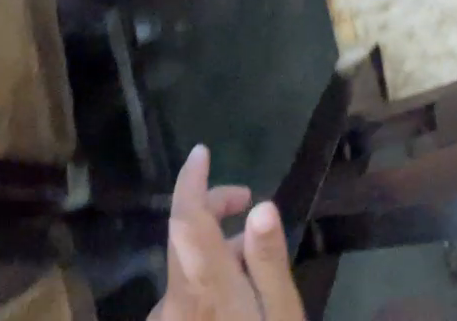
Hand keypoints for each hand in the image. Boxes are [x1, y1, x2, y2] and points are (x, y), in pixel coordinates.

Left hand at [150, 145, 305, 320]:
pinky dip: (210, 286)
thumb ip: (268, 262)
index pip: (187, 221)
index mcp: (206, 290)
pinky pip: (185, 299)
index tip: (202, 153)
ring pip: (189, 272)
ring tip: (259, 273)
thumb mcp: (282, 316)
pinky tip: (241, 306)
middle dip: (215, 209)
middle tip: (252, 203)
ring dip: (219, 255)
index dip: (190, 182)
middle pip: (185, 239)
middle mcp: (175, 304)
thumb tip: (262, 205)